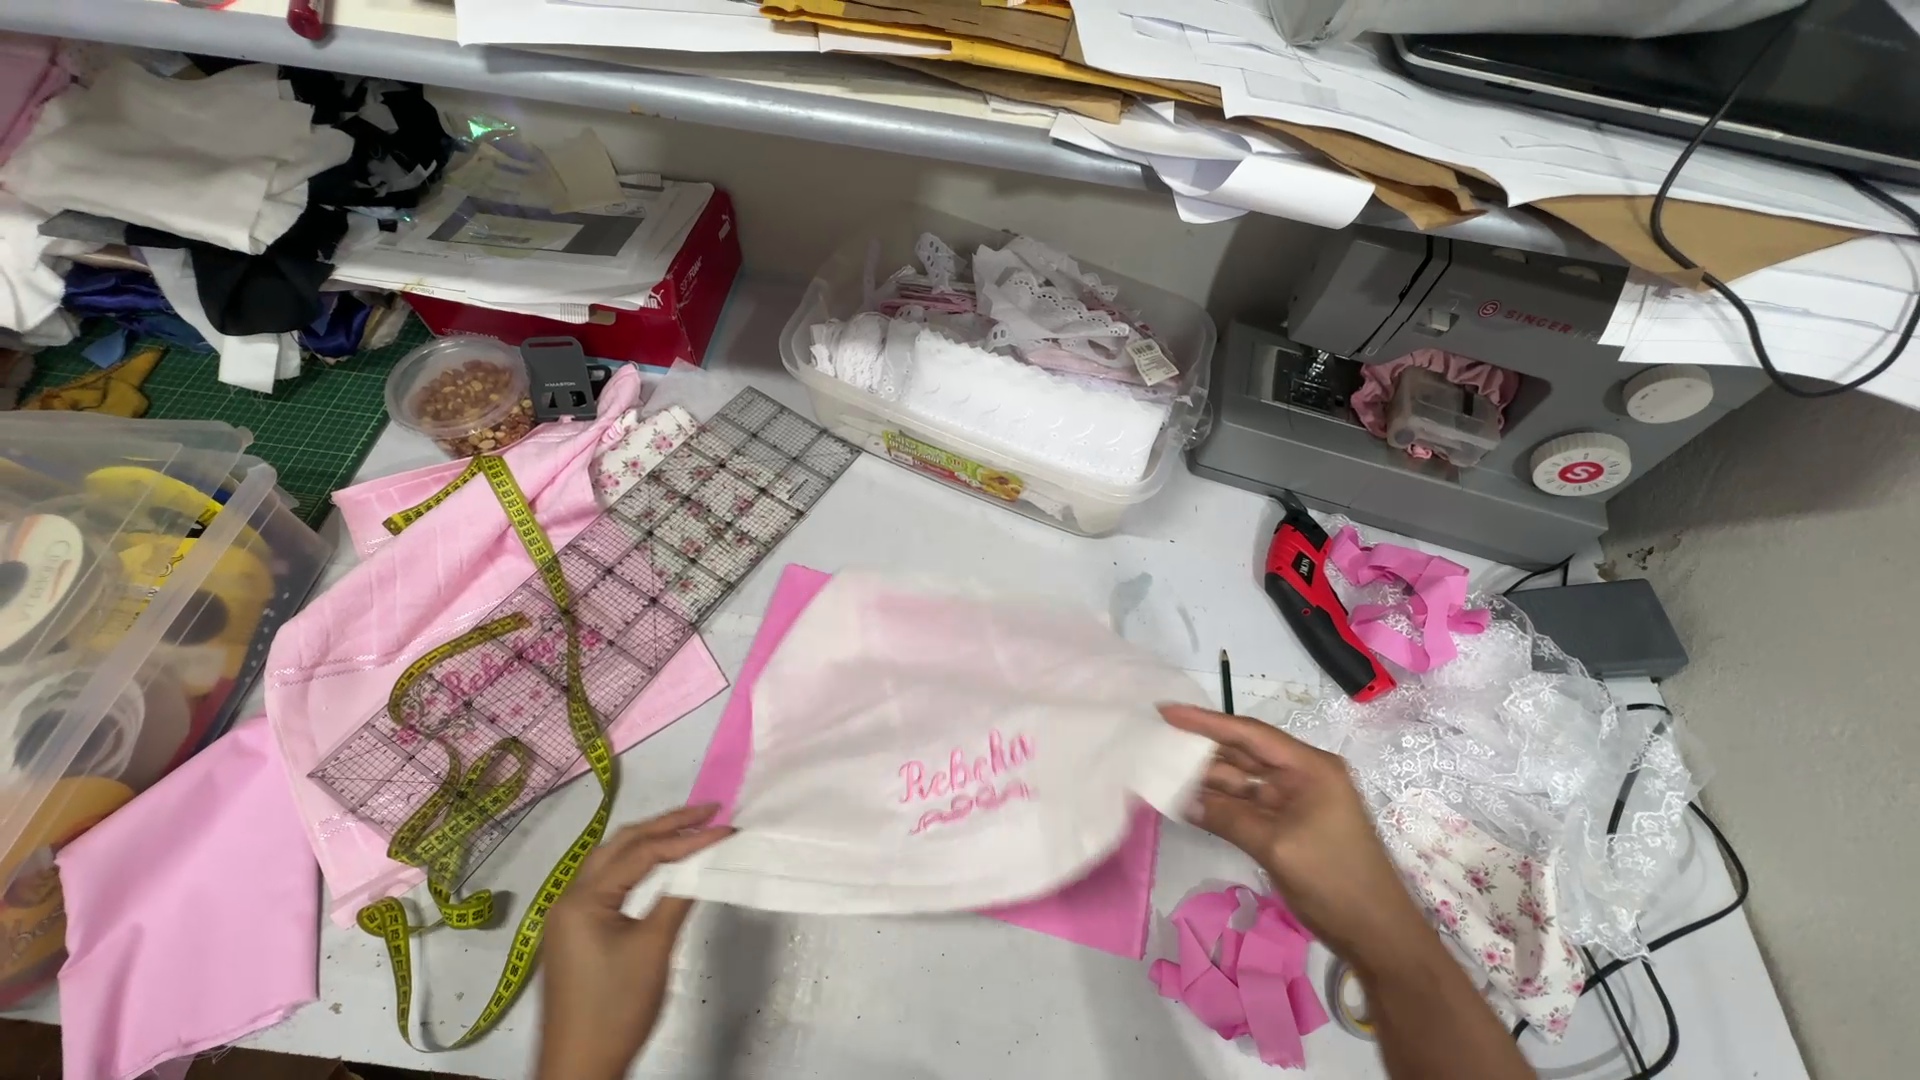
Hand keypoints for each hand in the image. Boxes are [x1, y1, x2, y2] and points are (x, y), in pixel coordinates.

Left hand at [536, 803, 731, 1079]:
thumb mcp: (653, 949)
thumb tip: (706, 861)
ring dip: (652, 842)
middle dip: (667, 825)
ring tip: (690, 829)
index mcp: (582, 899)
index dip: (688, 838)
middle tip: (708, 811)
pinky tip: (663, 865)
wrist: (580, 1071)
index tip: (727, 828)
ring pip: (614, 861)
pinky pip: (611, 883)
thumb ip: (678, 896)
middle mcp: (570, 898)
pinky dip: (640, 867)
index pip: (642, 853)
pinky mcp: (579, 933)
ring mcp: (571, 917)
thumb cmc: (616, 1008)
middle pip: (622, 846)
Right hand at [1160, 705, 1430, 972]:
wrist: (1378, 936)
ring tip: (1164, 769)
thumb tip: (1183, 801)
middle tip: (1158, 740)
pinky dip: (1219, 804)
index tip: (1167, 712)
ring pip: (1242, 780)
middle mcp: (1302, 776)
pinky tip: (1189, 800)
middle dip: (1203, 748)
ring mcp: (1295, 802)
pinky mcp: (1287, 825)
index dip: (1207, 722)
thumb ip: (1227, 818)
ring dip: (1207, 779)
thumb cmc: (1335, 881)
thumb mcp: (1277, 846)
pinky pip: (1246, 805)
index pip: (1250, 734)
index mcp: (1310, 768)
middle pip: (1244, 753)